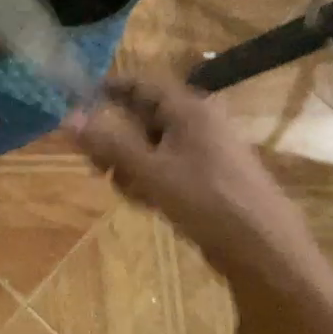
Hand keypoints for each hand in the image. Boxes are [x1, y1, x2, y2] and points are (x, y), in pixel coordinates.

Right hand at [67, 74, 313, 279]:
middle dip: (113, 136)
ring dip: (127, 161)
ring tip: (121, 186)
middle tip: (94, 160)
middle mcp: (198, 122)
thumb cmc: (207, 201)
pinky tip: (144, 200)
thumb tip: (67, 118)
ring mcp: (205, 150)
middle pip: (142, 116)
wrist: (265, 249)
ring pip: (150, 144)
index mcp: (189, 110)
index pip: (139, 84)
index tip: (74, 104)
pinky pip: (166, 165)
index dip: (106, 90)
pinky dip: (148, 177)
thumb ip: (107, 144)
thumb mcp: (148, 171)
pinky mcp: (208, 176)